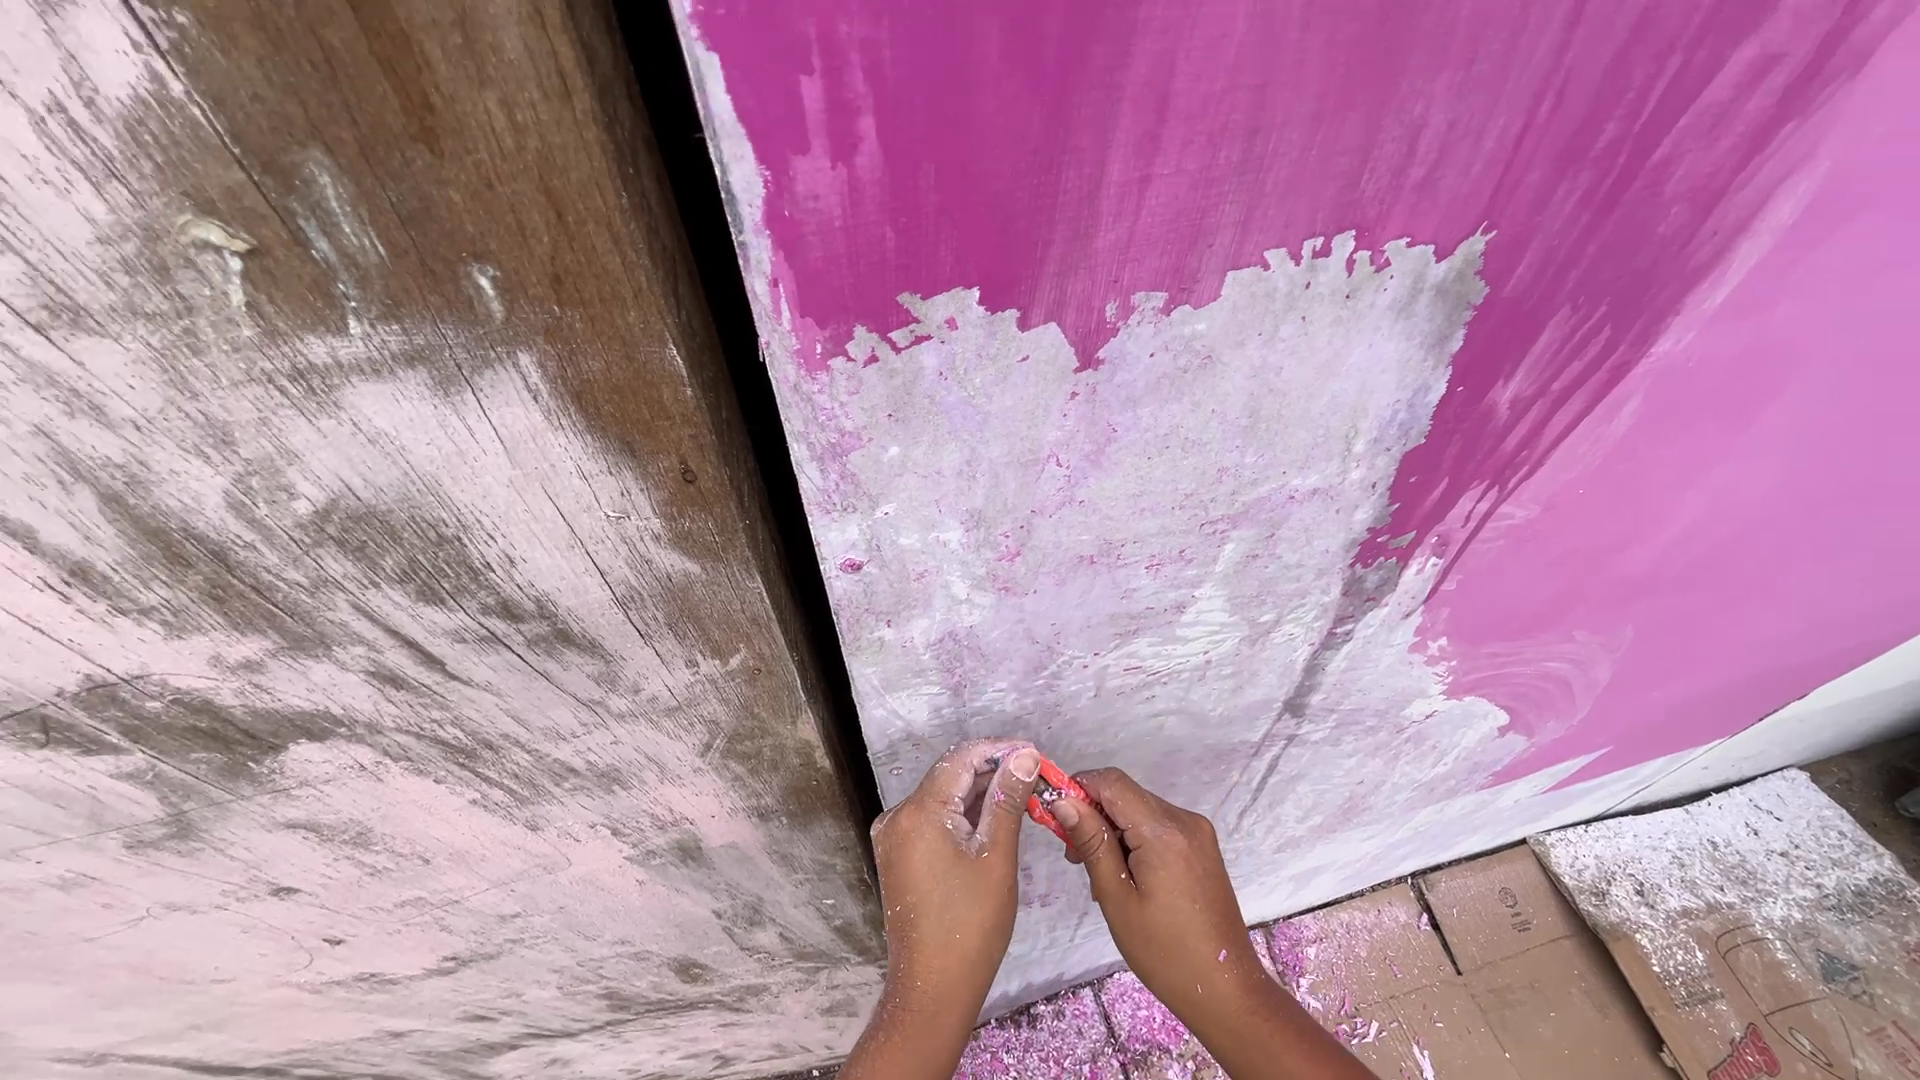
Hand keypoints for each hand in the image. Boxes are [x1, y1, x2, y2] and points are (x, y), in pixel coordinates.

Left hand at [840, 738, 1042, 1079]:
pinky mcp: (900, 854)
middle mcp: (898, 815)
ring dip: (981, 793)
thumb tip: (1025, 754)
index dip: (999, 749)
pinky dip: (964, 814)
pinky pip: (934, 818)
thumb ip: (1008, 799)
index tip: (1035, 753)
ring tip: (1023, 795)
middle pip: (950, 775)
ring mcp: (895, 836)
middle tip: (1036, 777)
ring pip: (943, 796)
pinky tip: (994, 819)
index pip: (960, 758)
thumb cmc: (971, 924)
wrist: (932, 988)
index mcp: (918, 811)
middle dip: (993, 771)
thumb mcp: (996, 856)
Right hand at [1054, 769, 1372, 1079]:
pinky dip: (1134, 840)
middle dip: (1093, 815)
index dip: (1077, 788)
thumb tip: (1063, 801)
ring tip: (1101, 877)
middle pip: (1125, 795)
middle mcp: (1184, 820)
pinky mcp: (1201, 846)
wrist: (1226, 990)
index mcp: (1164, 831)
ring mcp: (1197, 832)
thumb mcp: (1117, 899)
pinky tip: (1126, 877)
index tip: (1054, 816)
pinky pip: (1157, 826)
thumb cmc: (1165, 952)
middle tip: (1075, 858)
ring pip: (1139, 810)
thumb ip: (1091, 843)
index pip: (1111, 781)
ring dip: (1112, 831)